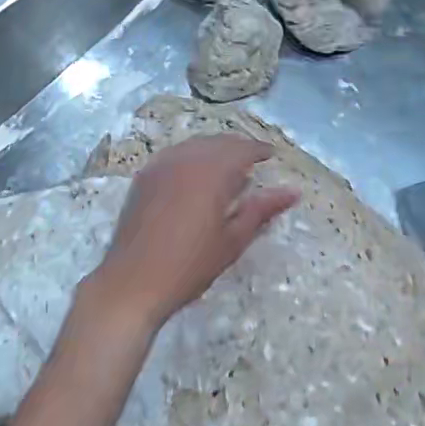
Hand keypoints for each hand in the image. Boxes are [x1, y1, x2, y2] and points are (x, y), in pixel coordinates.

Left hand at [85, 135, 298, 329]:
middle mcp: (185, 159)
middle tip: (253, 163)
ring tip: (227, 170)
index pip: (242, 148)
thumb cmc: (189, 265)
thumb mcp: (233, 239)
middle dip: (237, 148)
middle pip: (217, 142)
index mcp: (211, 171)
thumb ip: (262, 209)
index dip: (259, 149)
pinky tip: (196, 179)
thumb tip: (293, 191)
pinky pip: (174, 156)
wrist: (131, 283)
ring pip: (194, 146)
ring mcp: (160, 166)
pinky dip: (191, 159)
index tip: (271, 155)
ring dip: (213, 151)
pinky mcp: (144, 177)